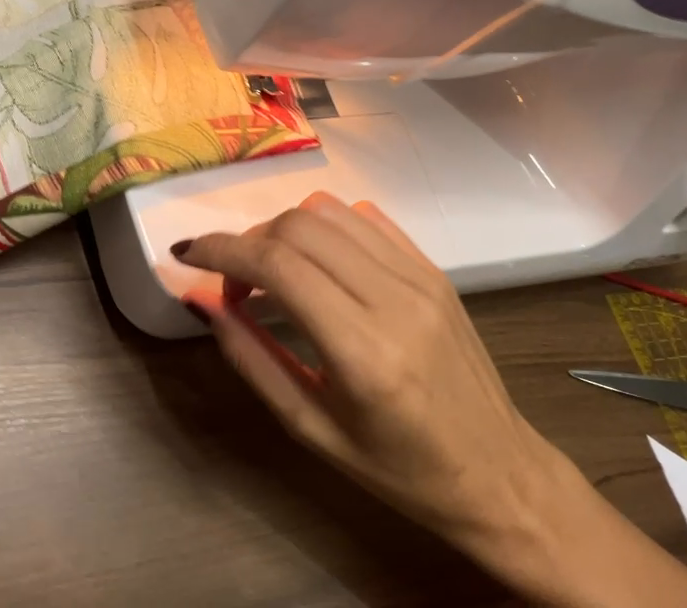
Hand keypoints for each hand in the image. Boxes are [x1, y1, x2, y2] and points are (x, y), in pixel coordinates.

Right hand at [177, 193, 686, 607]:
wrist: (499, 476)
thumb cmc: (398, 470)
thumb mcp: (310, 428)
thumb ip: (250, 357)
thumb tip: (202, 299)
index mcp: (364, 352)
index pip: (278, 265)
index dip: (222, 249)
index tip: (187, 255)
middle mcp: (395, 300)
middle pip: (298, 227)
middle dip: (248, 241)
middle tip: (234, 285)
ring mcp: (421, 278)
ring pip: (329, 212)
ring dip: (283, 230)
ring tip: (272, 271)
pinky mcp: (434, 270)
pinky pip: (366, 220)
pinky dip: (324, 227)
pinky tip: (315, 262)